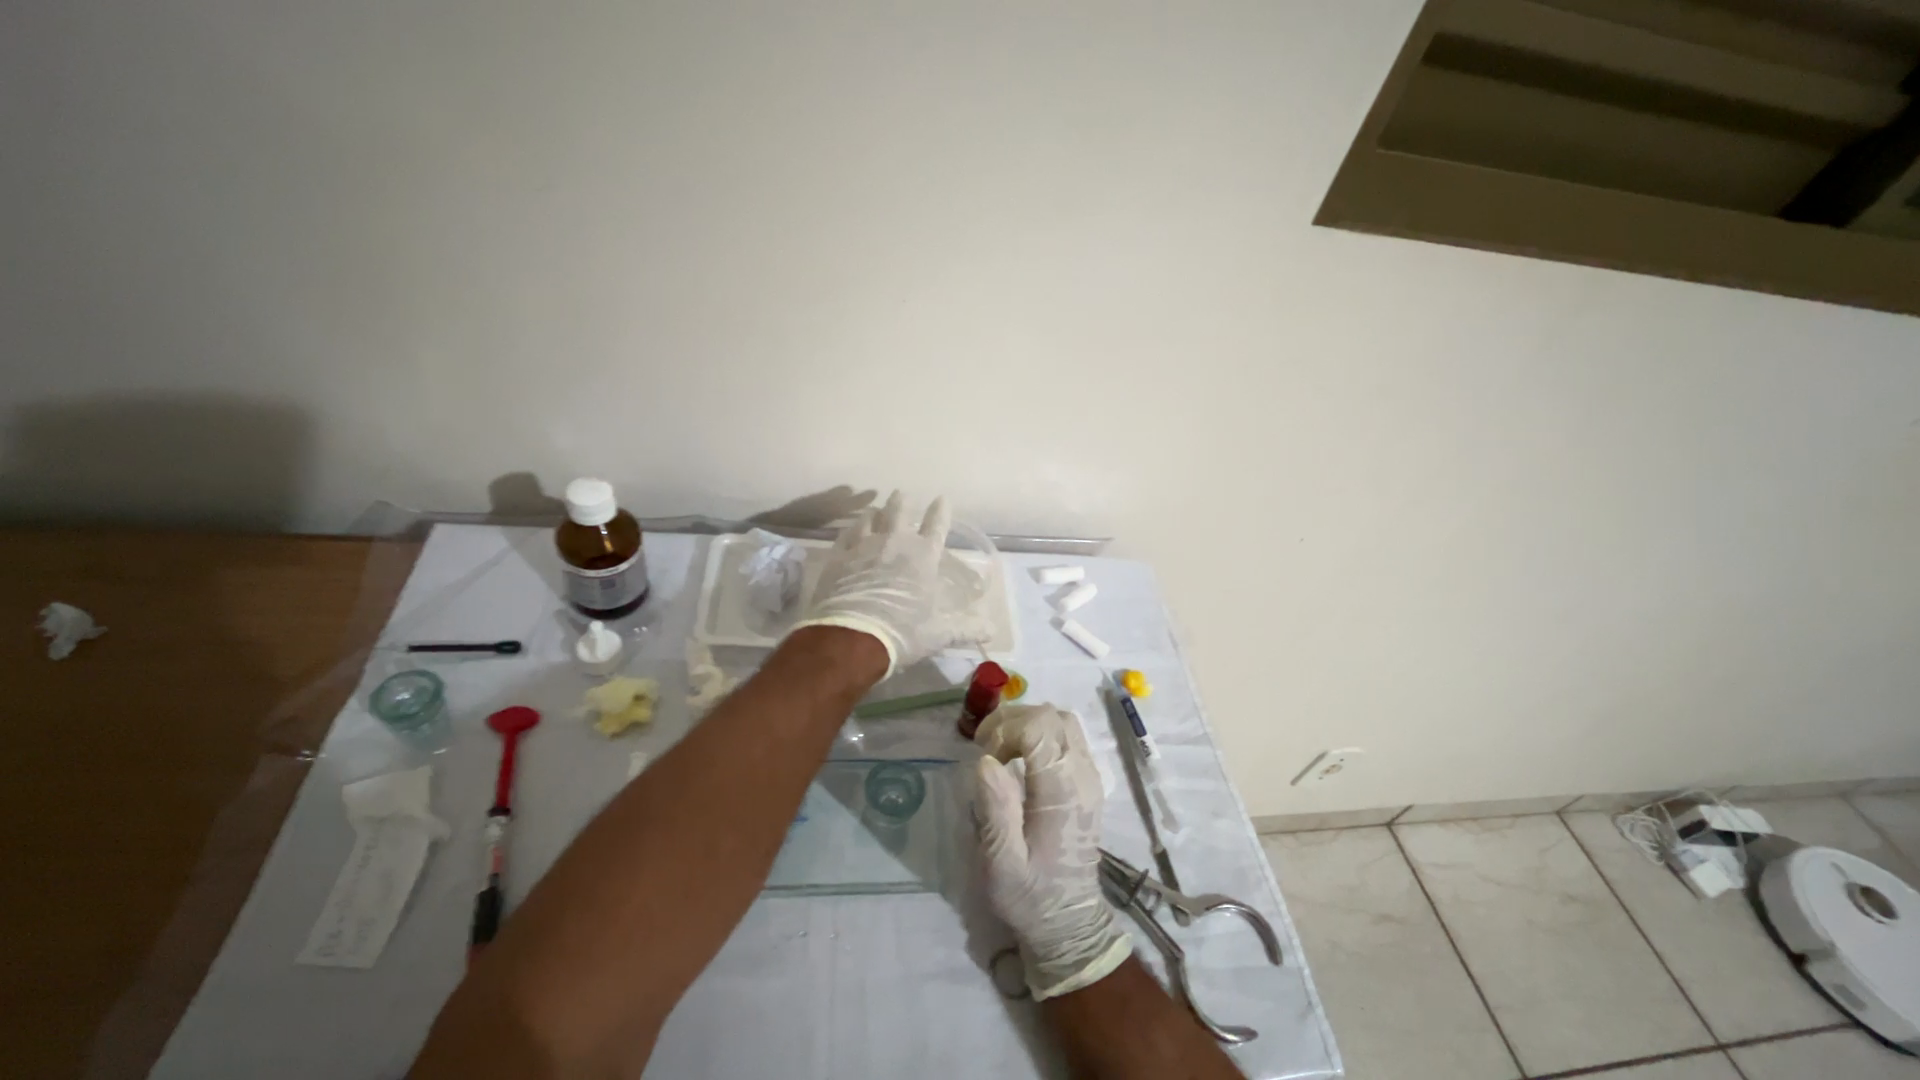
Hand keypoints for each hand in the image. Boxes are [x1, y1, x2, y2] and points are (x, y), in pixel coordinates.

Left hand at [791, 491, 984, 677]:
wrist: (853, 638)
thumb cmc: (903, 632)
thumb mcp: (941, 634)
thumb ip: (967, 627)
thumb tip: (992, 630)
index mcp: (923, 556)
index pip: (937, 526)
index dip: (941, 511)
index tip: (942, 499)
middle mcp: (894, 543)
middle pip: (899, 513)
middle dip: (902, 502)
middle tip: (901, 494)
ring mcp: (863, 547)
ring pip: (870, 520)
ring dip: (874, 514)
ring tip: (875, 510)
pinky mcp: (838, 558)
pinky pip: (845, 535)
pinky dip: (850, 530)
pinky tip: (850, 530)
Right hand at [974, 705, 1131, 1000]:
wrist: (1069, 921)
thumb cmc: (1029, 897)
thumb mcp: (1001, 864)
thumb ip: (995, 810)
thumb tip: (985, 761)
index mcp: (1063, 794)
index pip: (1040, 728)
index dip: (1005, 728)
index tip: (983, 753)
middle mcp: (1083, 777)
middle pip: (1053, 716)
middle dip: (1013, 720)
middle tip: (986, 748)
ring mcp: (1090, 777)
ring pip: (1063, 721)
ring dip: (1028, 724)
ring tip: (1001, 751)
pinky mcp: (1088, 782)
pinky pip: (1068, 738)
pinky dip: (1040, 735)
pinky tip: (1020, 760)